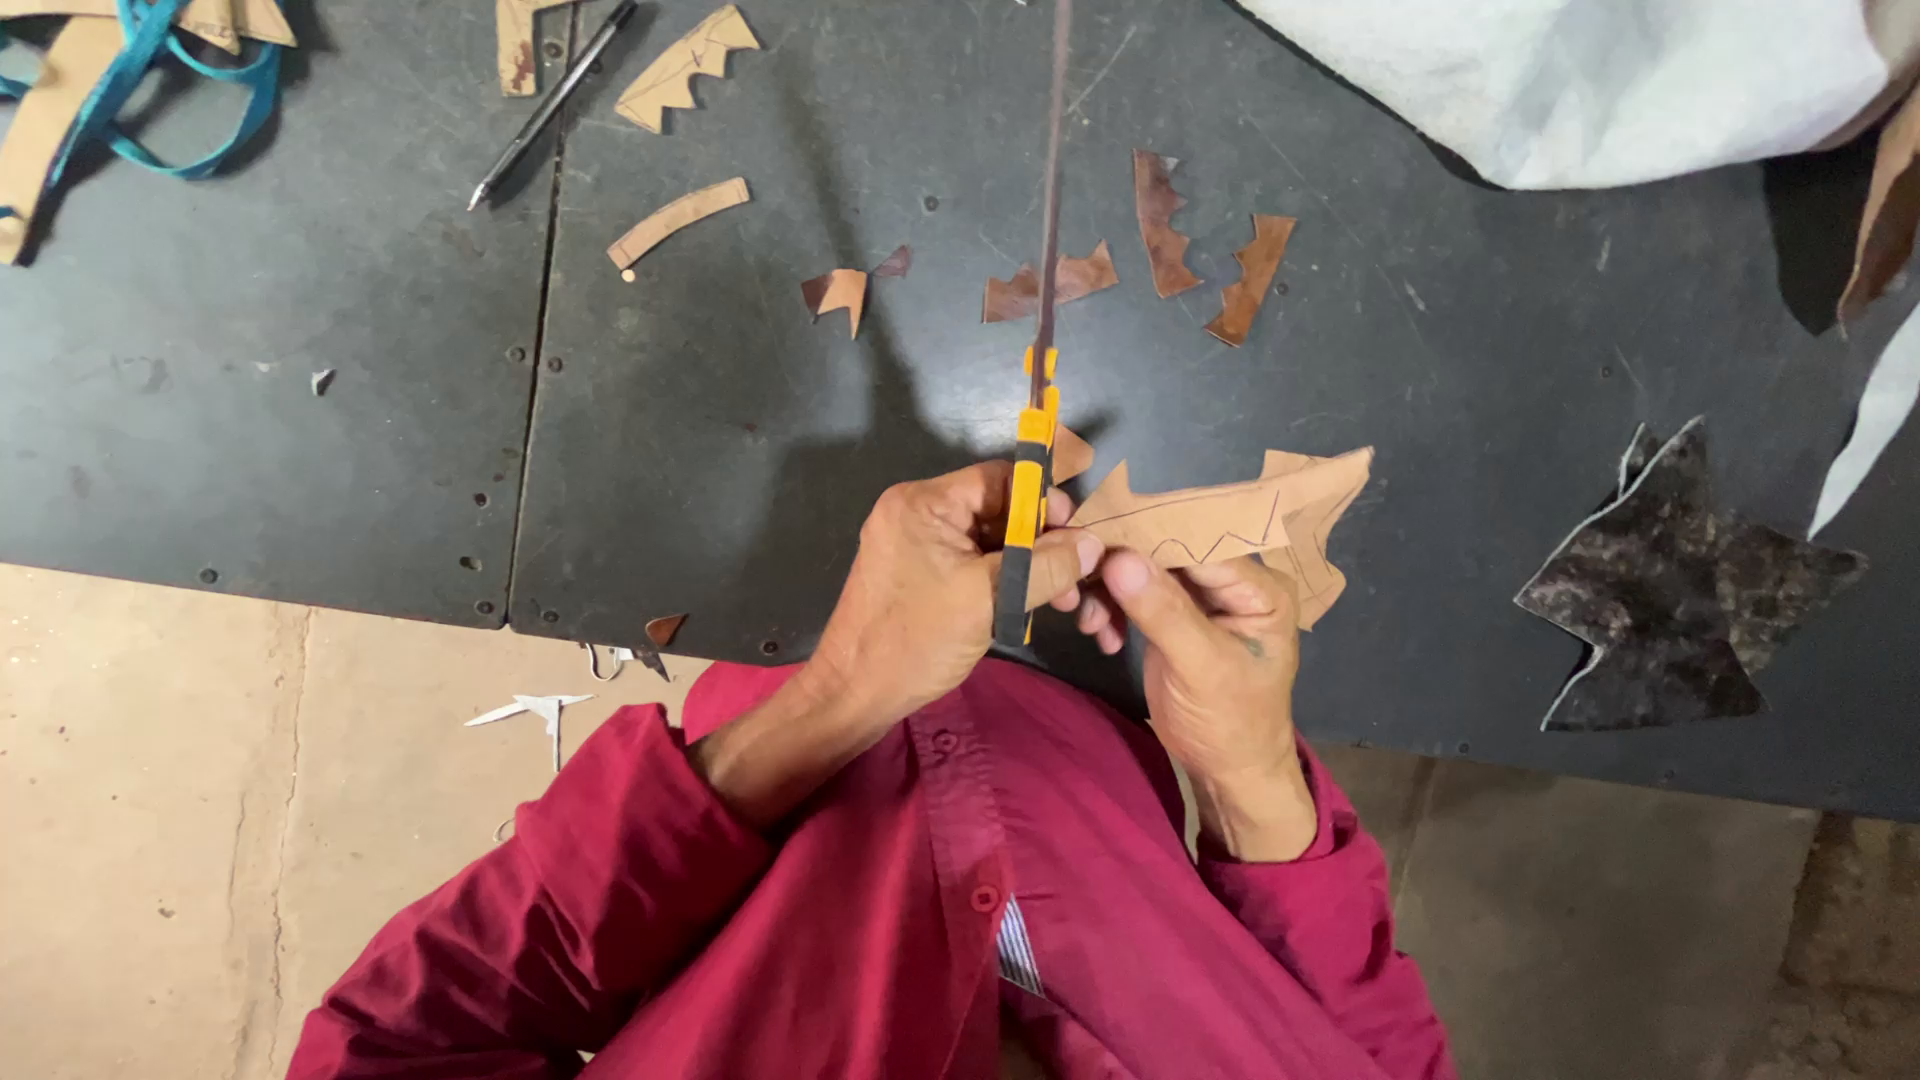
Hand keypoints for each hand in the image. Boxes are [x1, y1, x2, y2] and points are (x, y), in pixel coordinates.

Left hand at [693, 462, 1100, 826]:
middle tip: (1075, 573)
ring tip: (1063, 598)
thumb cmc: (916, 639)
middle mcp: (917, 512)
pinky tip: (1032, 603)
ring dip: (1028, 565)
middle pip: (997, 509)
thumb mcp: (989, 598)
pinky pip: (973, 562)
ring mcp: (917, 544)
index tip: (1076, 534)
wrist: (856, 694)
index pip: (999, 478)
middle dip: (1041, 541)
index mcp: (924, 503)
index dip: (1043, 502)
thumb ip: (1043, 566)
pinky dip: (1005, 579)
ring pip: (990, 540)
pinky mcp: (922, 573)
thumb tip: (1092, 543)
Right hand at [1069, 552, 1317, 859]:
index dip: (1147, 534)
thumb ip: (1164, 613)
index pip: (1198, 541)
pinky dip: (1110, 608)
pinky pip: (1132, 593)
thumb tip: (1119, 558)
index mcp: (1257, 585)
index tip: (1095, 535)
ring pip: (1141, 570)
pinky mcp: (1171, 613)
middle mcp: (1229, 580)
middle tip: (1078, 580)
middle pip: (1165, 550)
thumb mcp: (1201, 668)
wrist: (1227, 770)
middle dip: (1119, 565)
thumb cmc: (1232, 723)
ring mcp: (1198, 596)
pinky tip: (1101, 634)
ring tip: (1089, 621)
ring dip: (1107, 591)